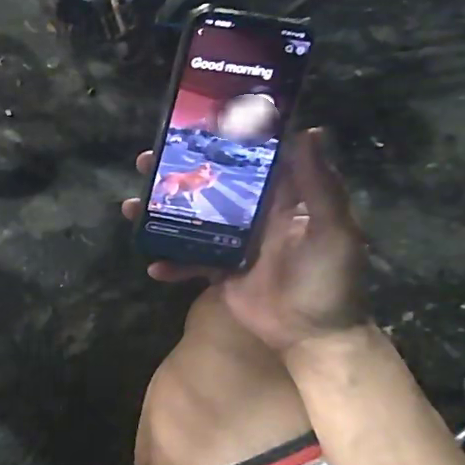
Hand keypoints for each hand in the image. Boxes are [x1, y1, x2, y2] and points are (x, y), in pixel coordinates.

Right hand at [121, 129, 369, 350]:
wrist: (315, 336)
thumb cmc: (329, 280)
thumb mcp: (333, 229)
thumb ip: (319, 184)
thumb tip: (307, 130)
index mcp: (282, 200)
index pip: (248, 162)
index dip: (221, 143)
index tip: (191, 128)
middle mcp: (254, 217)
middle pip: (208, 187)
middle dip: (175, 174)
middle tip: (144, 162)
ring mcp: (233, 244)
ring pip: (190, 221)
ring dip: (160, 214)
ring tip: (130, 207)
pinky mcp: (219, 272)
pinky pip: (189, 262)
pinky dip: (171, 264)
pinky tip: (153, 266)